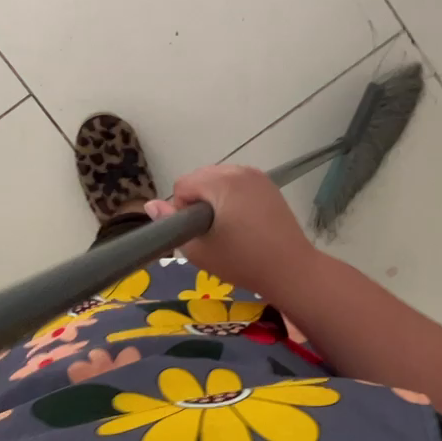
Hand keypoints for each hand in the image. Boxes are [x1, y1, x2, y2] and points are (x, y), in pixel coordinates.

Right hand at [145, 164, 321, 296]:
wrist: (291, 269)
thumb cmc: (242, 262)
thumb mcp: (199, 249)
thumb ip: (171, 224)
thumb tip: (150, 204)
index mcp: (221, 182)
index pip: (183, 185)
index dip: (182, 210)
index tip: (197, 233)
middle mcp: (239, 170)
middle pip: (201, 178)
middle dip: (198, 201)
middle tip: (211, 233)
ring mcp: (257, 176)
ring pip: (219, 179)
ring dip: (215, 198)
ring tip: (227, 228)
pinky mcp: (268, 185)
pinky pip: (237, 183)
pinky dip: (232, 197)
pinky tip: (242, 222)